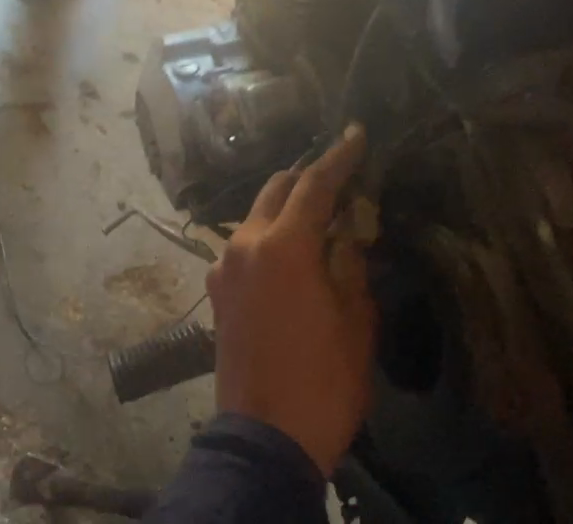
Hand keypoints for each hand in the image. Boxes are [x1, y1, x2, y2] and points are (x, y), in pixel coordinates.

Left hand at [207, 125, 376, 475]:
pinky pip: (243, 245)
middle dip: (307, 177)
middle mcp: (244, 243)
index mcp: (282, 245)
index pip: (314, 184)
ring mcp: (223, 266)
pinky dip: (269, 236)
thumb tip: (348, 234)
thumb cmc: (324, 381)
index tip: (356, 134)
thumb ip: (350, 264)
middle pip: (276, 189)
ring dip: (286, 207)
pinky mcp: (216, 289)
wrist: (265, 439)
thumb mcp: (356, 321)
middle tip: (341, 178)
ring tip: (319, 217)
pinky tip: (291, 254)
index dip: (339, 157)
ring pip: (255, 215)